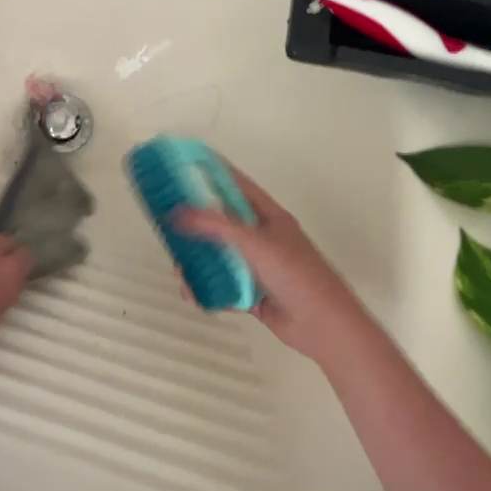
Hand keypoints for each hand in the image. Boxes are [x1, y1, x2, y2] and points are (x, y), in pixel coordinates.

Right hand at [174, 163, 373, 364]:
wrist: (323, 326)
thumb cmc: (295, 275)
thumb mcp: (254, 243)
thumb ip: (215, 225)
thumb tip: (177, 211)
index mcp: (269, 218)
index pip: (237, 186)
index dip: (213, 173)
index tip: (184, 164)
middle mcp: (262, 239)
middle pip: (221, 224)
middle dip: (195, 226)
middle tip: (168, 225)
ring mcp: (257, 267)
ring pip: (218, 258)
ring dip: (197, 265)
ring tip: (181, 273)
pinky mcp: (252, 294)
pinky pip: (222, 286)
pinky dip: (207, 290)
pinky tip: (194, 295)